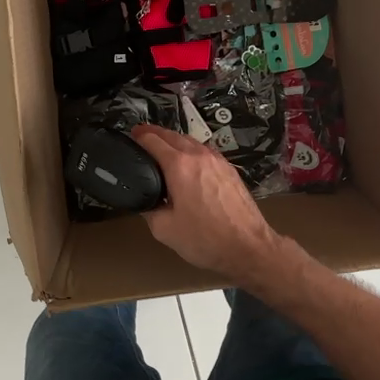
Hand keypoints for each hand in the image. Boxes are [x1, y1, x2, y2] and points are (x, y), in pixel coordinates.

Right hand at [131, 124, 285, 282]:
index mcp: (180, 166)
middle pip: (172, 135)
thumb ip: (150, 210)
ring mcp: (217, 160)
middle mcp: (199, 155)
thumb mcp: (165, 230)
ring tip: (162, 147)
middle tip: (142, 135)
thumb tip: (146, 201)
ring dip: (174, 140)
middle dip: (155, 133)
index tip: (131, 135)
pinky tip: (188, 161)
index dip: (139, 136)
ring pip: (191, 140)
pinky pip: (204, 150)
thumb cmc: (206, 239)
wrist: (248, 246)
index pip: (154, 141)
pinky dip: (191, 149)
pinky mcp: (229, 168)